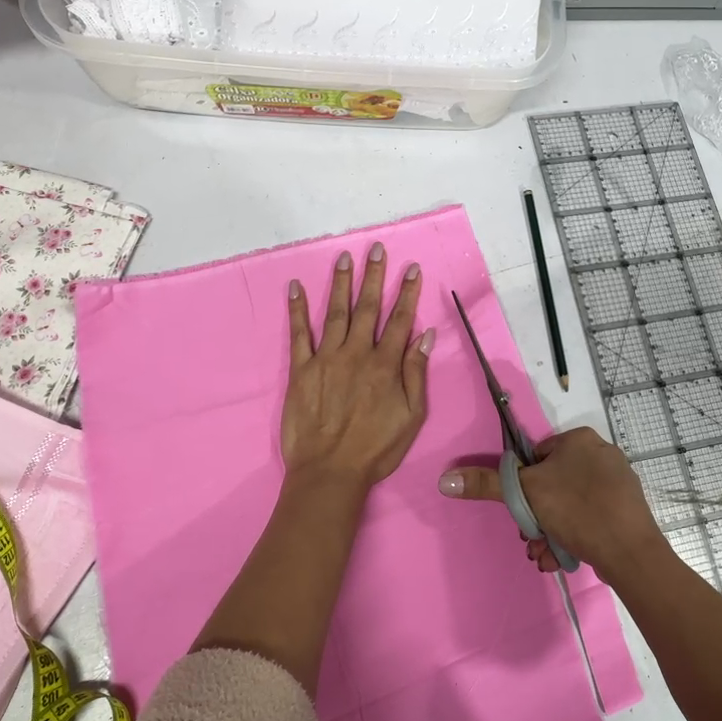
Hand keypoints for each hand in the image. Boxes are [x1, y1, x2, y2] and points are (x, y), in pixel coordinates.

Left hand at [282, 243, 433, 490]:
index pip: (400, 319)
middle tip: (377, 249)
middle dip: (375, 276)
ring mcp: (326, 358)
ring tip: (344, 257)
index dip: (407, 292)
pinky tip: (295, 286)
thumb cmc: (376, 449)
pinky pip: (299, 333)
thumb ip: (417, 374)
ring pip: (336, 312)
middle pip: (368, 307)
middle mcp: (357, 353)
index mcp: (385, 365)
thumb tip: (426, 336)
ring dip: (341, 282)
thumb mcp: (412, 417)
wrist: (330, 471)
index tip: (412, 268)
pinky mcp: (301, 370)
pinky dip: (297, 309)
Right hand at [438, 426, 663, 577]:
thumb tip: (444, 480)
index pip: (536, 457)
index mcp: (578, 438)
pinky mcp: (626, 510)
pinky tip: (563, 559)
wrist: (630, 553)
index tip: (520, 512)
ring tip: (545, 555)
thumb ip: (486, 484)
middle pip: (552, 484)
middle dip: (536, 516)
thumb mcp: (526, 494)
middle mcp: (600, 453)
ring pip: (570, 505)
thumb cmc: (577, 510)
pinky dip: (574, 536)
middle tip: (530, 539)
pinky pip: (590, 518)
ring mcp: (617, 482)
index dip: (523, 487)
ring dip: (550, 531)